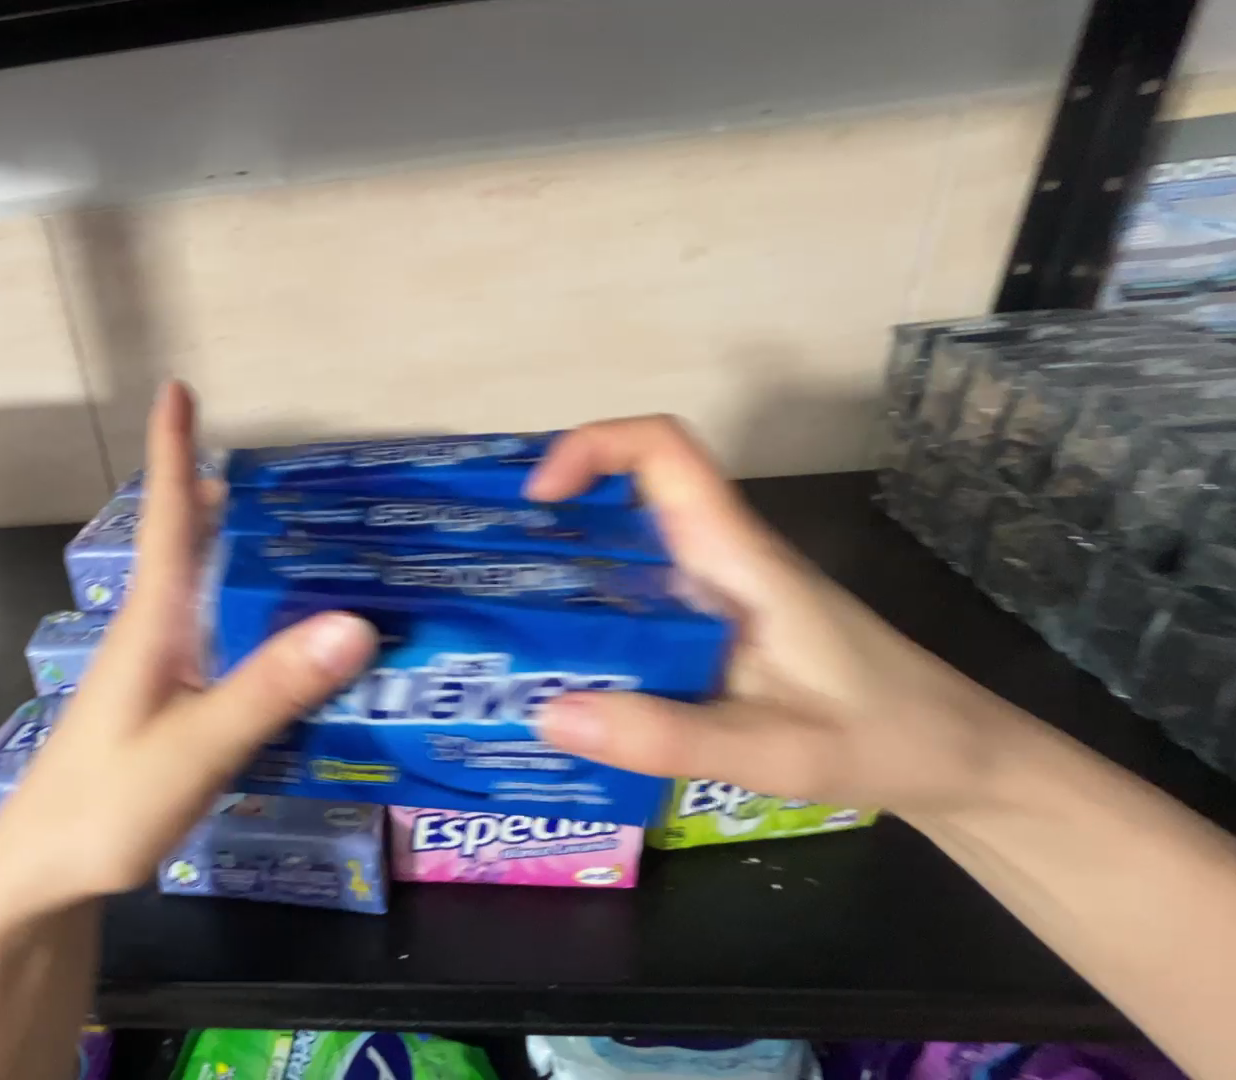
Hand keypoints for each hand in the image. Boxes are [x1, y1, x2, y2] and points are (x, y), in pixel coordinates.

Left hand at [0, 382, 377, 913]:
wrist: (42, 868)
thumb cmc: (106, 804)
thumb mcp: (196, 749)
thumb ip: (271, 689)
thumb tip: (353, 622)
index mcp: (153, 622)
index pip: (168, 518)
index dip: (173, 451)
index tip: (177, 387)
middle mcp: (153, 630)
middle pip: (187, 543)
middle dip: (221, 494)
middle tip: (288, 473)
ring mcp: (155, 666)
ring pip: (200, 587)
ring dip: (236, 550)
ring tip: (301, 536)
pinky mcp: (163, 698)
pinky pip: (211, 631)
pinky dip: (245, 608)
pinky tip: (281, 629)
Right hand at [526, 416, 1042, 817]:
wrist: (965, 763)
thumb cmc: (889, 739)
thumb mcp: (777, 753)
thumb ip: (668, 736)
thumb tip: (545, 712)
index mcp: (734, 554)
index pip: (662, 450)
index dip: (590, 447)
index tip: (535, 500)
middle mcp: (715, 557)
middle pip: (623, 492)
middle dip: (548, 514)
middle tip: (481, 567)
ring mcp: (711, 591)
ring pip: (622, 548)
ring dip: (558, 567)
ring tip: (495, 617)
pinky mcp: (708, 624)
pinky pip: (631, 597)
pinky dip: (584, 613)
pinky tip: (555, 665)